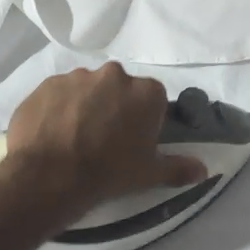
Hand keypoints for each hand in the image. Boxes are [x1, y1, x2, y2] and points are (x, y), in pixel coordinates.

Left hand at [5, 64, 206, 218]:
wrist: (48, 175)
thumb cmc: (108, 173)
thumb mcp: (148, 175)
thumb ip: (178, 168)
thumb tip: (203, 169)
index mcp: (145, 92)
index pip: (153, 100)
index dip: (144, 120)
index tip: (134, 141)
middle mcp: (113, 74)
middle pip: (119, 89)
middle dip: (114, 109)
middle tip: (104, 141)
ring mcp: (76, 77)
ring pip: (87, 90)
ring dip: (85, 107)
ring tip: (74, 139)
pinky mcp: (45, 85)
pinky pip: (58, 95)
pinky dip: (58, 110)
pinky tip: (53, 135)